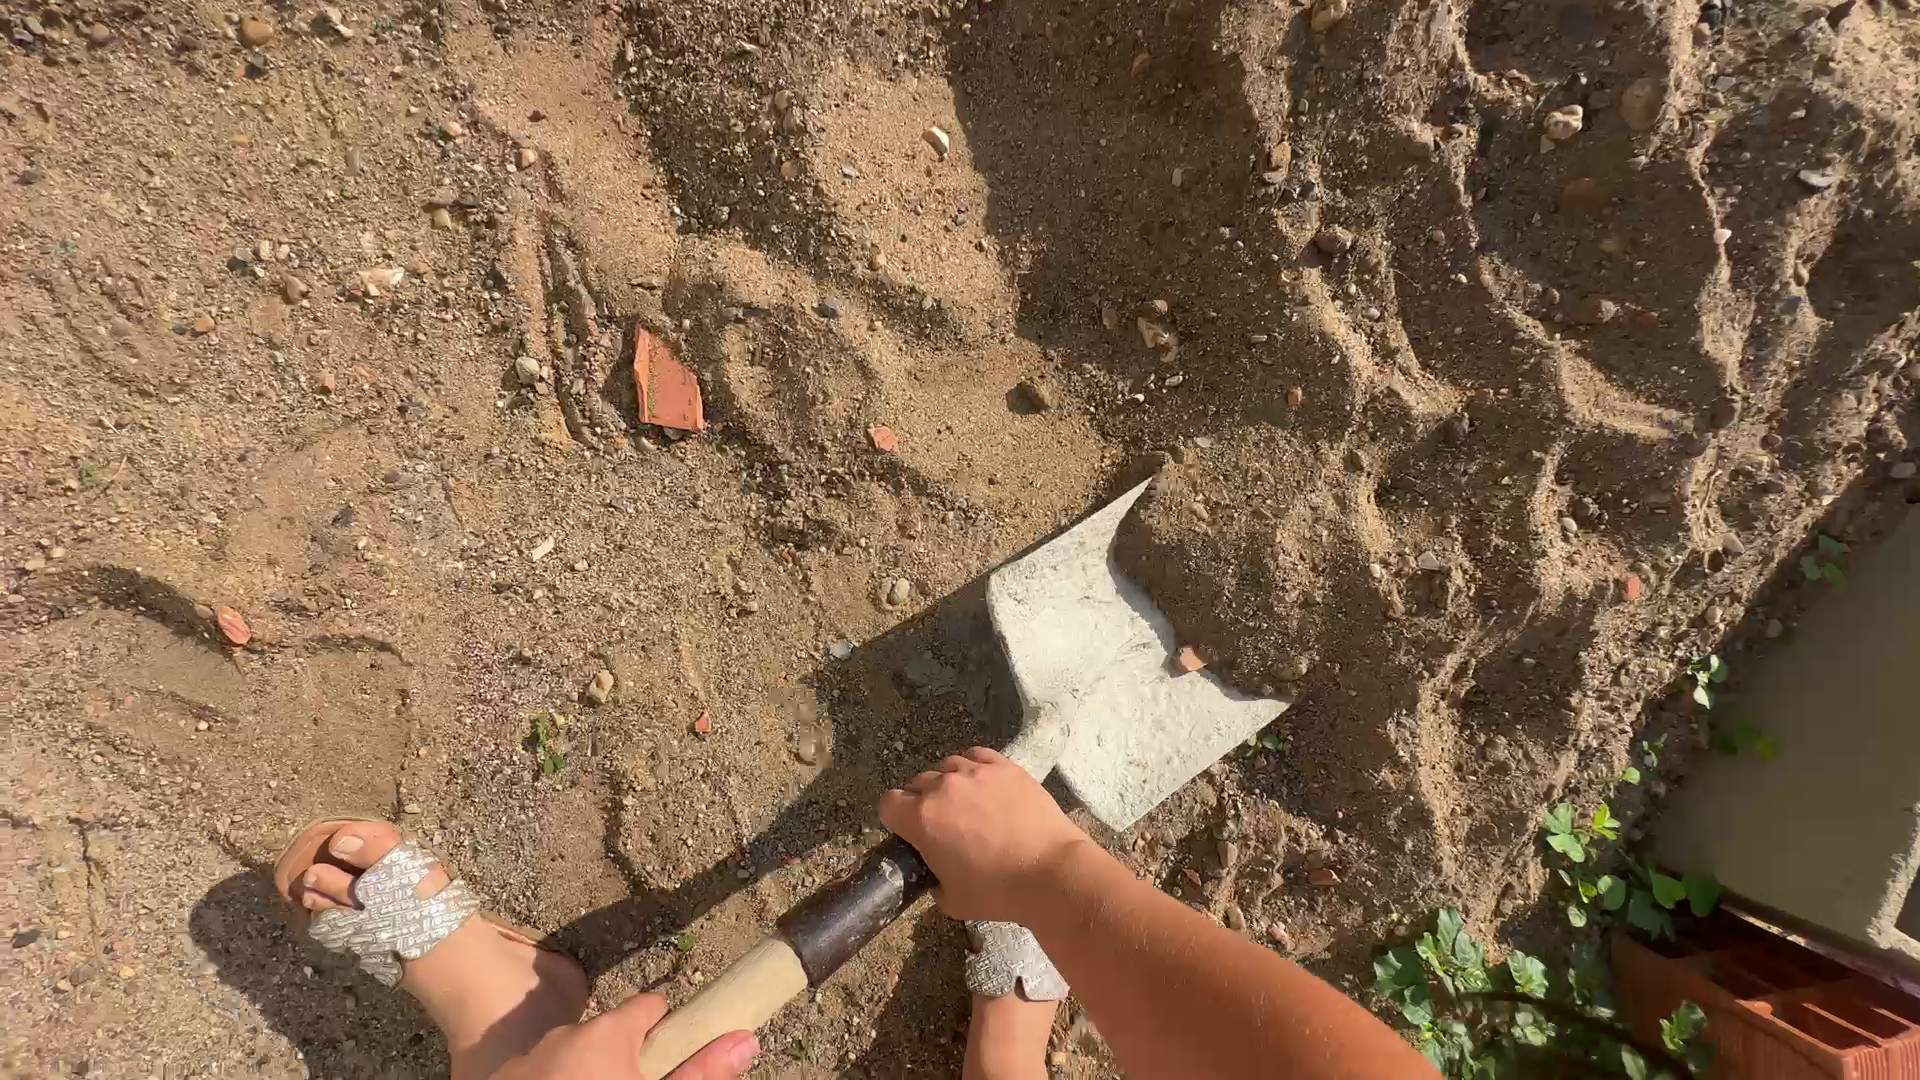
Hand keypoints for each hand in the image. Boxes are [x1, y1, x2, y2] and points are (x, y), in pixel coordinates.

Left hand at [494, 992, 756, 1079]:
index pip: (651, 1007)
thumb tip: (748, 1040)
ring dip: (581, 1076)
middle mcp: (565, 1035)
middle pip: (610, 1035)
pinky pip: (534, 1075)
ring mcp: (523, 1061)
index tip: (663, 1062)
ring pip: (569, 1059)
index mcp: (607, 1032)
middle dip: (620, 1061)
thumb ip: (698, 1072)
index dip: (663, 1032)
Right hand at [878, 747, 1093, 921]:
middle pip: (917, 783)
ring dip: (947, 783)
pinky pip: (975, 756)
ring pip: (946, 766)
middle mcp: (943, 786)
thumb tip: (937, 869)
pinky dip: (973, 767)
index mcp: (921, 818)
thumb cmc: (997, 890)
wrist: (1048, 871)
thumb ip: (933, 878)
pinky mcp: (1003, 765)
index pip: (888, 803)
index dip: (895, 818)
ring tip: (965, 803)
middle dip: (921, 801)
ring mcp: (975, 771)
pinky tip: (982, 783)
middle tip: (940, 824)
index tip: (908, 831)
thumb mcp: (951, 899)